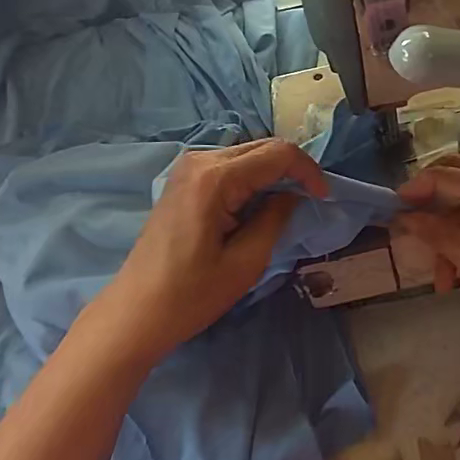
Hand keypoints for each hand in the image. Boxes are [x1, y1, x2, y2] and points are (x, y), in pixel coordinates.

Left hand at [91, 139, 327, 363]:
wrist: (136, 312)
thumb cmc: (191, 295)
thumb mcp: (245, 262)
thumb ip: (275, 218)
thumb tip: (292, 195)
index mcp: (215, 177)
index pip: (277, 153)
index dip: (308, 171)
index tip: (324, 198)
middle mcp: (200, 160)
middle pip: (262, 147)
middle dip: (292, 170)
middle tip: (310, 201)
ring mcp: (188, 168)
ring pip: (246, 155)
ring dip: (271, 174)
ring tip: (286, 206)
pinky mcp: (183, 180)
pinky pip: (228, 167)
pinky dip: (251, 179)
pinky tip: (258, 206)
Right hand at [390, 155, 459, 334]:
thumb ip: (435, 233)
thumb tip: (402, 217)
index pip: (440, 176)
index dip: (413, 190)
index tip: (391, 210)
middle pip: (451, 175)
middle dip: (427, 200)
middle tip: (406, 222)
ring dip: (446, 232)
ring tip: (440, 278)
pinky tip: (456, 276)